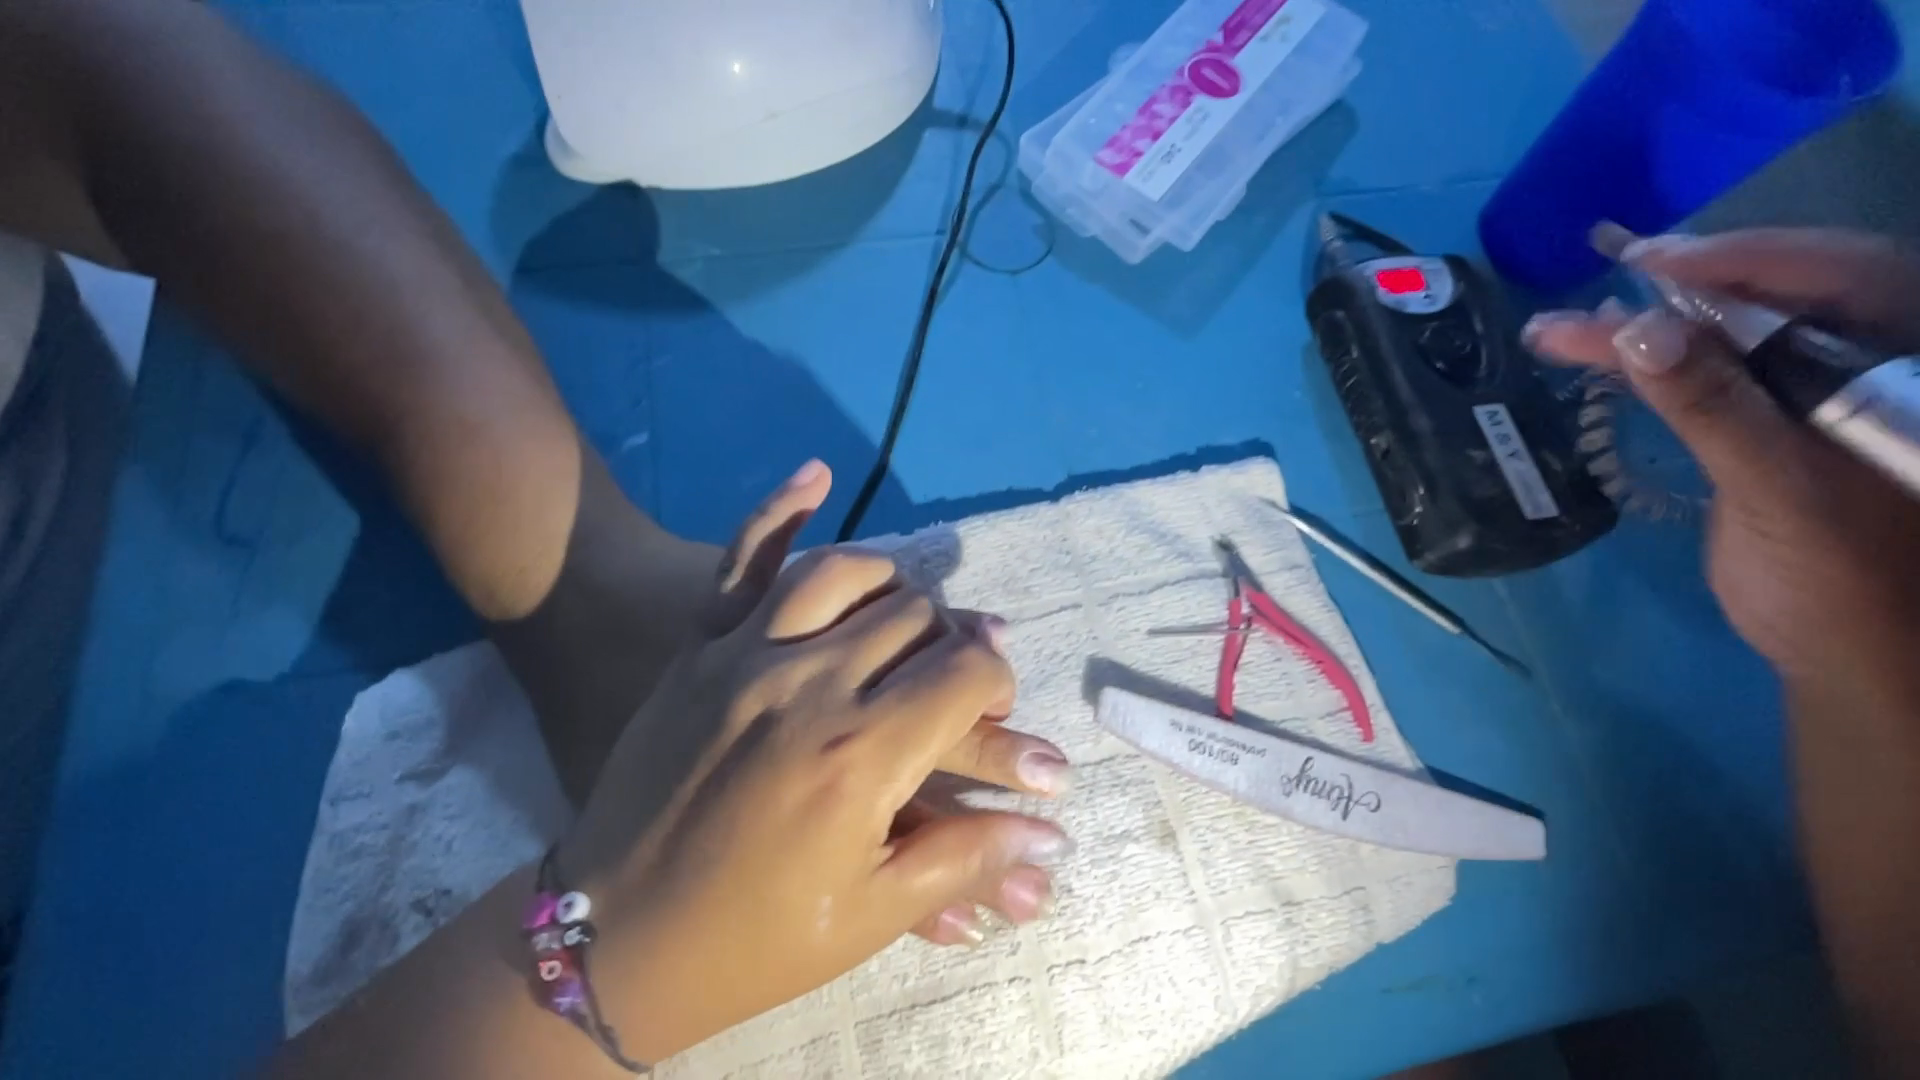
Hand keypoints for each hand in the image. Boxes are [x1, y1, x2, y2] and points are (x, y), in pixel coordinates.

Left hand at [556, 471, 1073, 1062]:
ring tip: (910, 611)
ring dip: (895, 583)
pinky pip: (743, 559)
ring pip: (847, 572)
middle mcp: (813, 682)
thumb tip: (1056, 836)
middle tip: (958, 676)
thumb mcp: (869, 915)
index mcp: (863, 754)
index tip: (995, 709)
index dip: (998, 681)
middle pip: (916, 617)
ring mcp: (749, 653)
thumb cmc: (753, 939)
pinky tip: (818, 471)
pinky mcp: (702, 647)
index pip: (967, 672)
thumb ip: (968, 860)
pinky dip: (782, 508)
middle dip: (956, 640)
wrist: (611, 939)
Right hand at [1525, 228, 1919, 687]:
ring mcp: (1812, 394)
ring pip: (1726, 338)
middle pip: (1773, 298)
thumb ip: (1715, 407)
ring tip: (1559, 328)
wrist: (1842, 651)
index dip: (1747, 258)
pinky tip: (1598, 351)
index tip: (1655, 260)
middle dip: (1682, 287)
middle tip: (1604, 278)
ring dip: (1643, 329)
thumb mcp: (1780, 488)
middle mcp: (1866, 362)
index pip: (1839, 275)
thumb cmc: (1842, 577)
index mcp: (1903, 363)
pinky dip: (1646, 364)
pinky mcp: (1763, 426)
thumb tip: (1641, 331)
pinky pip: (1704, 376)